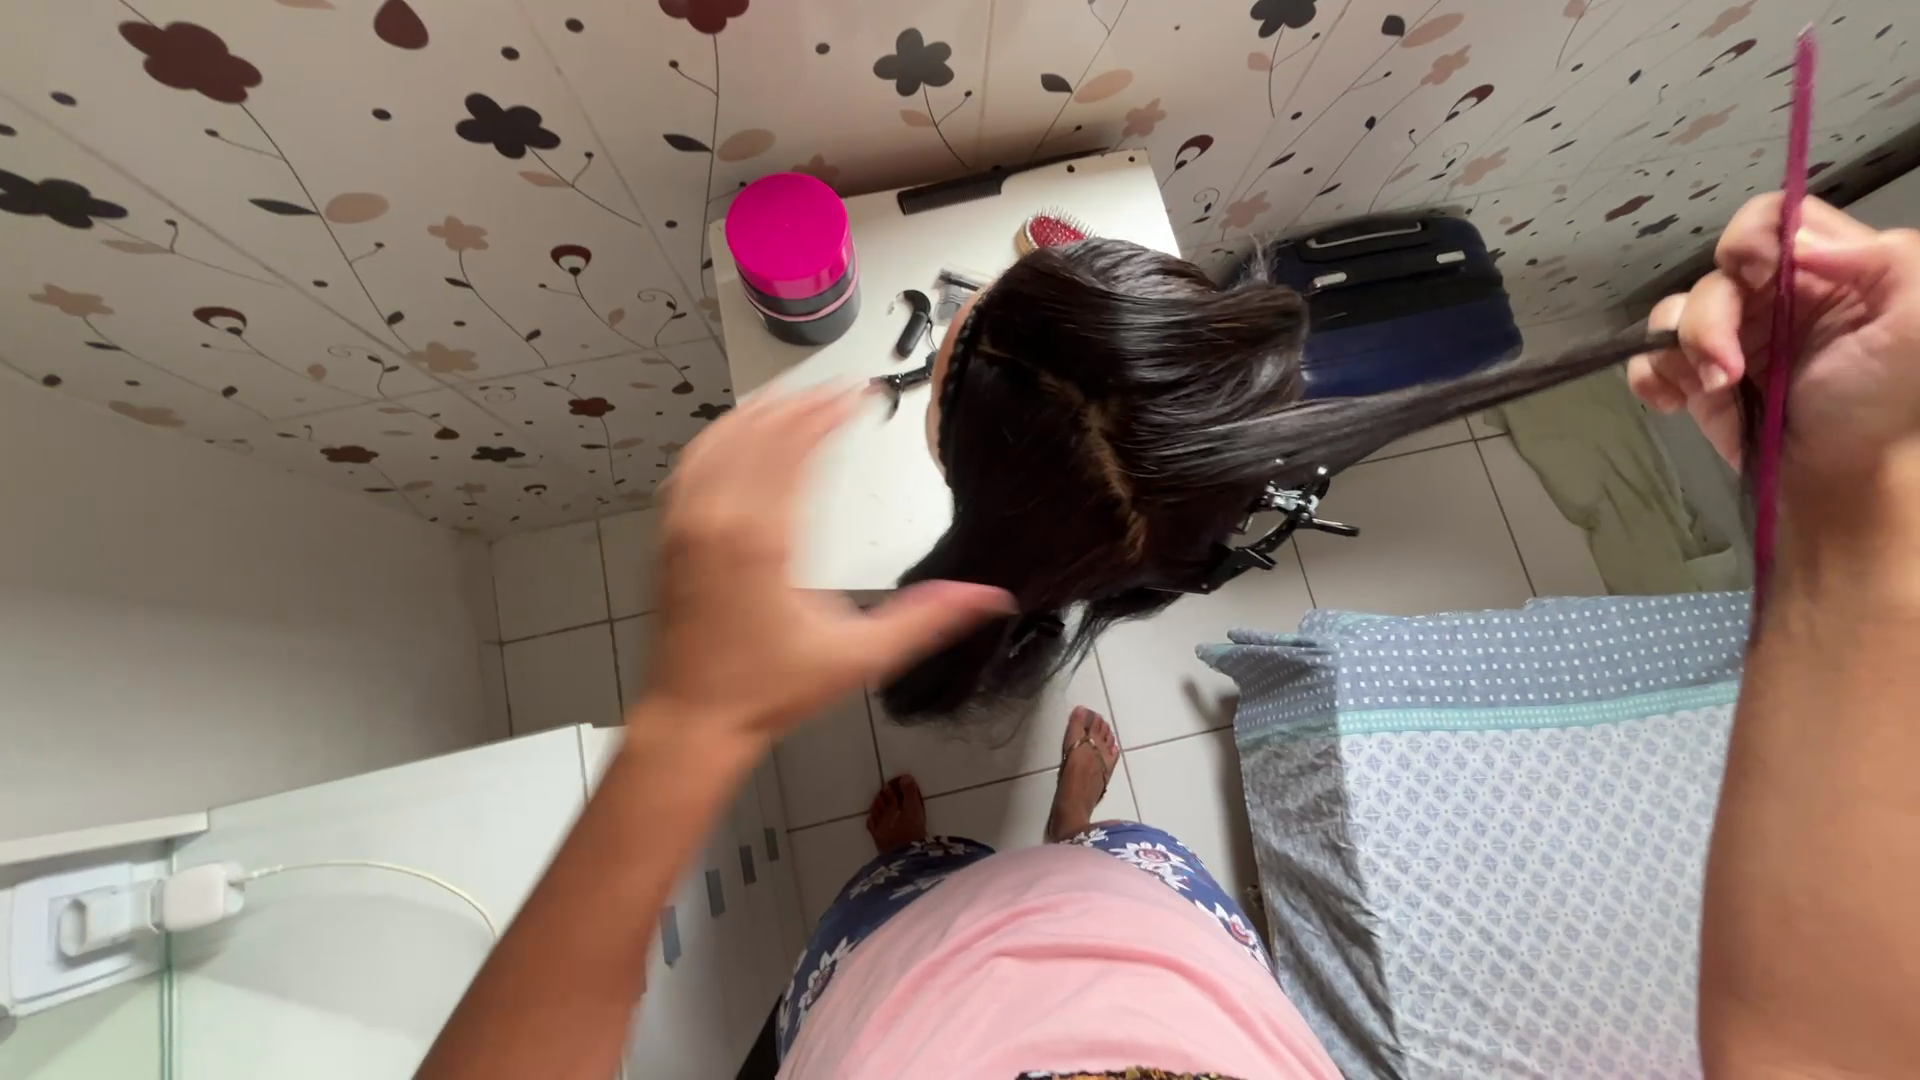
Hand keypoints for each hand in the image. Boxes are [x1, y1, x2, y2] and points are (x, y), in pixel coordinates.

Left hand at [637, 385, 1013, 747]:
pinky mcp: (671, 537)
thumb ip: (926, 620)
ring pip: (721, 439)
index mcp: (766, 540)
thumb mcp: (861, 657)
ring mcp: (688, 525)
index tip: (861, 394)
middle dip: (803, 401)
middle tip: (839, 387)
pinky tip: (737, 430)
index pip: (800, 446)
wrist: (694, 719)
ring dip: (760, 410)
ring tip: (796, 393)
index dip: (833, 412)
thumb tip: (986, 596)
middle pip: (761, 431)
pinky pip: (691, 465)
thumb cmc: (769, 689)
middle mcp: (720, 520)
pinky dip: (719, 436)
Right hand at [1629, 194, 1919, 479]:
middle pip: (1710, 277)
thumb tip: (1799, 244)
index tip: (1760, 278)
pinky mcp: (1686, 372)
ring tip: (1715, 390)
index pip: (1770, 221)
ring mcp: (1722, 335)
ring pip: (1669, 317)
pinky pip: (1644, 358)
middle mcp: (1767, 296)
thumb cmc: (1880, 398)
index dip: (1751, 239)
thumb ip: (1887, 261)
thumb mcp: (1917, 321)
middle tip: (1727, 366)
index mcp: (1822, 269)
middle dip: (1710, 322)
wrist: (1831, 468)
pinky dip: (1650, 379)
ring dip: (1683, 355)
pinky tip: (1675, 402)